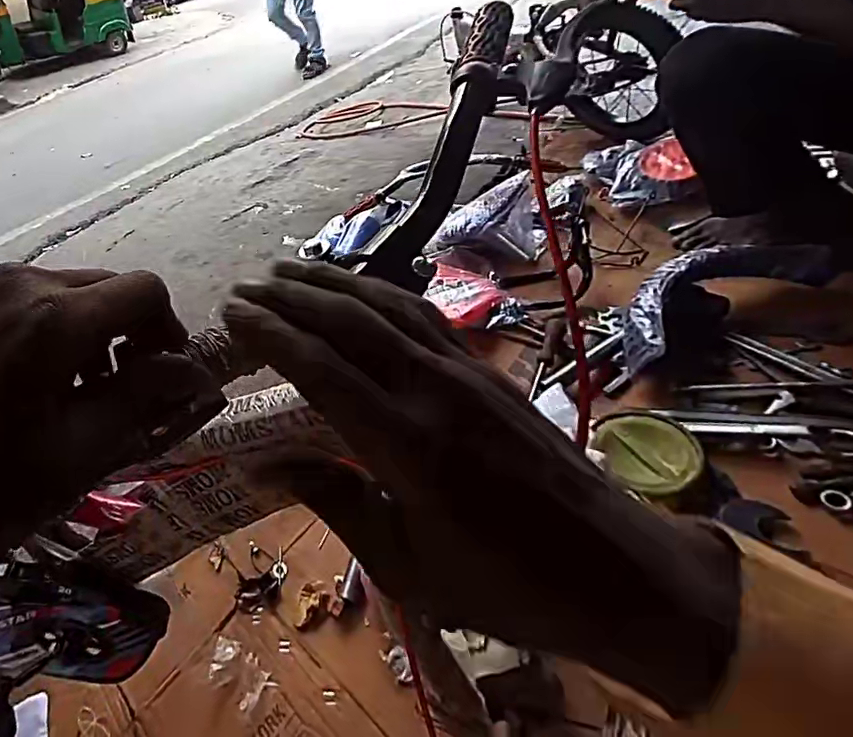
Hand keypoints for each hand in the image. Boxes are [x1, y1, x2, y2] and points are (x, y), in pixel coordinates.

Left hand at [0, 265, 223, 607]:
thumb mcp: (67, 462)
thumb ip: (141, 405)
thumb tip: (192, 374)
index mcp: (52, 315)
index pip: (144, 291)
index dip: (168, 333)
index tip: (159, 383)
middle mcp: (10, 282)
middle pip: (97, 288)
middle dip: (121, 336)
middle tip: (109, 402)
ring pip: (48, 295)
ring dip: (73, 336)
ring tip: (53, 403)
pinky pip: (0, 306)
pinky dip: (25, 336)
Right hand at [224, 261, 737, 715]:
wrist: (621, 574)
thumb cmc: (504, 583)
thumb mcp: (405, 565)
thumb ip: (331, 502)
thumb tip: (263, 468)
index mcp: (407, 445)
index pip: (319, 368)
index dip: (268, 334)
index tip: (231, 315)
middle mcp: (432, 390)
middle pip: (346, 321)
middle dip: (286, 297)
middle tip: (243, 288)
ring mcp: (463, 371)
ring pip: (382, 304)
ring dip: (327, 281)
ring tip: (282, 269)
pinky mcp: (483, 366)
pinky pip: (418, 311)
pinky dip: (374, 290)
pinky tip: (351, 287)